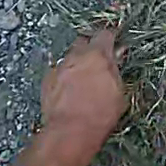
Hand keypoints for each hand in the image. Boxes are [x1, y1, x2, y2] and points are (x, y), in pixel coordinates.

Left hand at [37, 29, 124, 158]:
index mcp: (98, 54)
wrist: (71, 131)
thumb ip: (115, 69)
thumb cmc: (100, 113)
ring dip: (77, 62)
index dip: (110, 37)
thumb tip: (116, 57)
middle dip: (91, 47)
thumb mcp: (119, 90)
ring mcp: (60, 67)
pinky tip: (70, 88)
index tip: (114, 41)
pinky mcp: (47, 80)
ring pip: (69, 56)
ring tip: (84, 76)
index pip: (105, 34)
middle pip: (84, 41)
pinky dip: (65, 75)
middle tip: (99, 59)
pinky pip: (58, 71)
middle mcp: (77, 56)